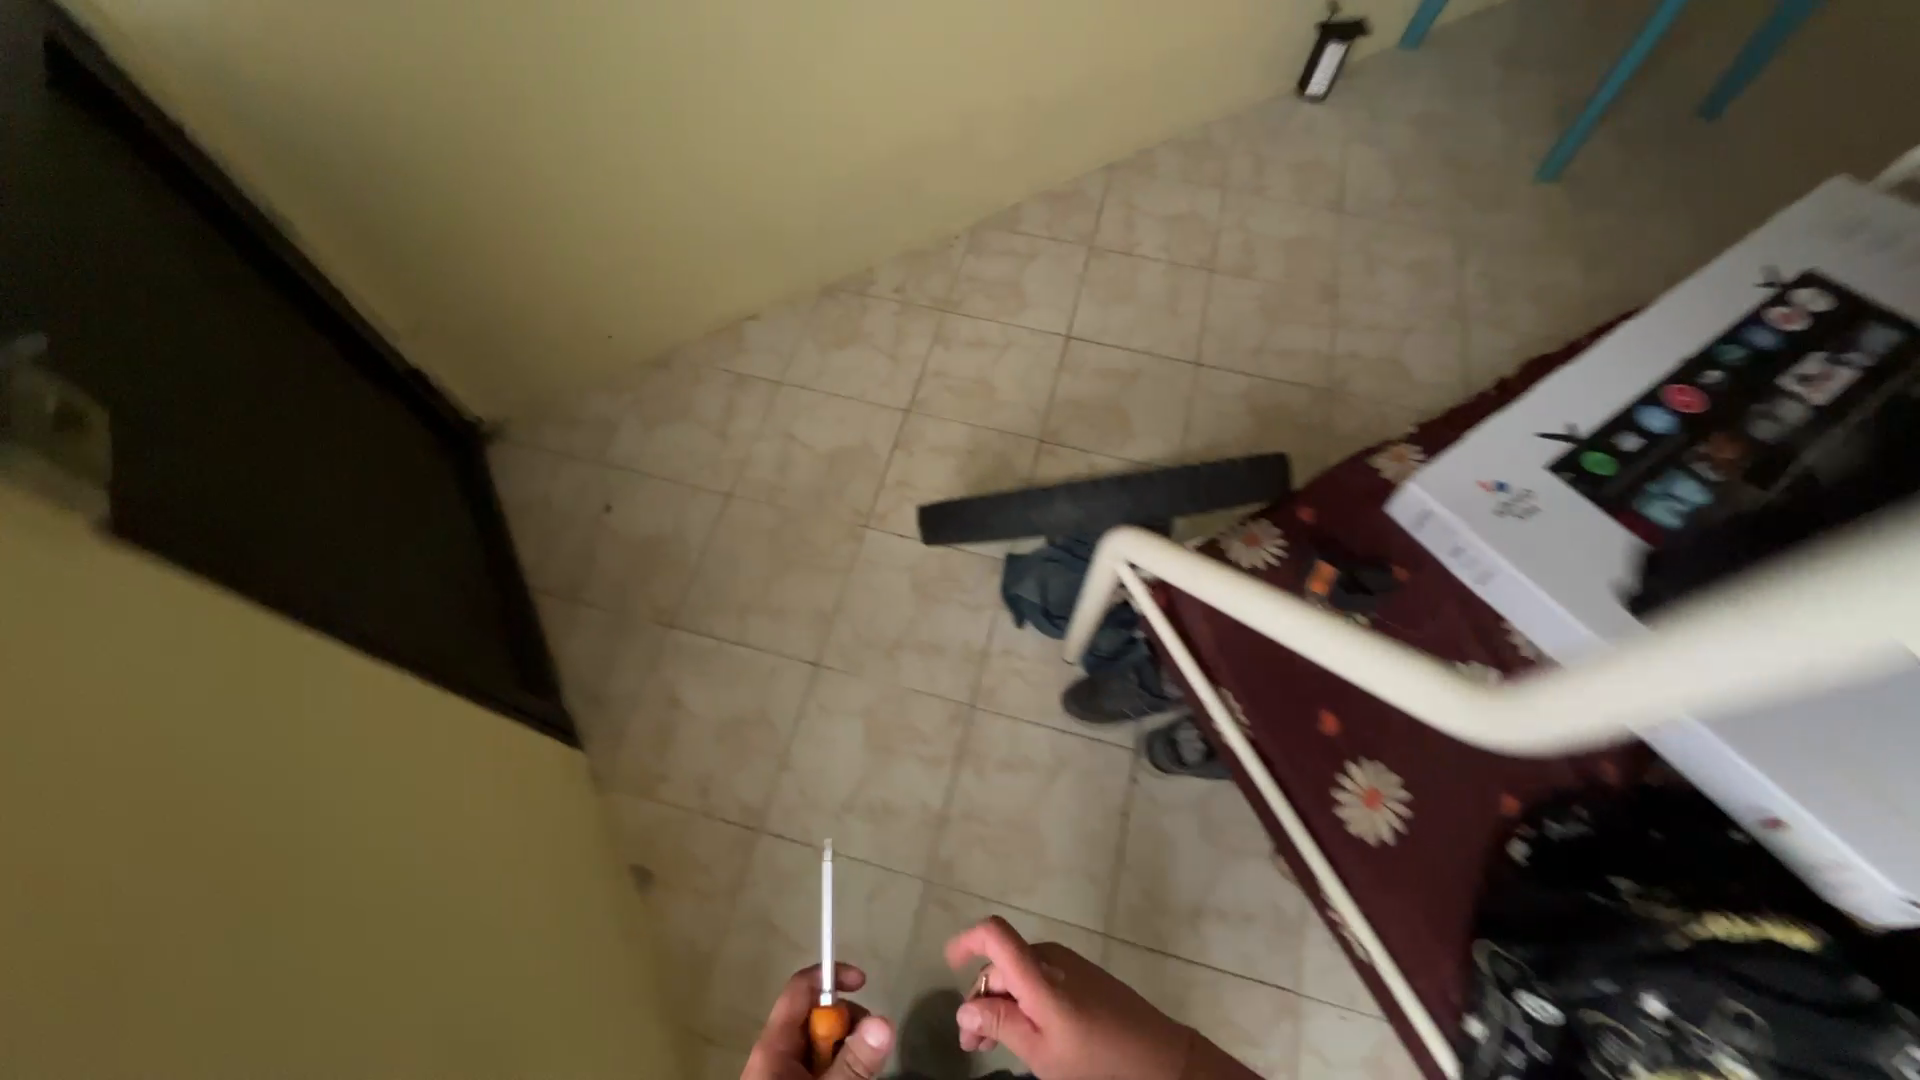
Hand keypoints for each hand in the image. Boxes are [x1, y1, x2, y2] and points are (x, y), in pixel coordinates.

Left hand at [739, 963, 892, 1079]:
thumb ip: (854, 1063)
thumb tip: (884, 1022)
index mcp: (774, 1044)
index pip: (801, 988)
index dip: (831, 976)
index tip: (864, 982)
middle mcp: (775, 1053)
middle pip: (816, 1015)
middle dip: (848, 1022)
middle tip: (869, 1047)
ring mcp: (782, 1073)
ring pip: (821, 1043)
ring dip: (846, 1051)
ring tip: (858, 1076)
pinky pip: (818, 1067)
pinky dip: (837, 1070)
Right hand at [944, 917, 1197, 1079]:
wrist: (1160, 1057)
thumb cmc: (1097, 1060)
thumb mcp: (1042, 1053)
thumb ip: (1001, 1025)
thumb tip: (964, 1009)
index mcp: (1038, 974)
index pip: (994, 934)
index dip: (966, 940)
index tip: (948, 964)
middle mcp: (1051, 958)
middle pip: (1002, 962)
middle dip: (981, 997)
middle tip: (974, 1044)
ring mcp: (1069, 964)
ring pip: (1020, 972)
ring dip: (1002, 1002)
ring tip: (997, 1043)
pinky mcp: (1082, 974)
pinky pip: (1041, 977)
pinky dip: (1025, 999)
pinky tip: (1028, 1031)